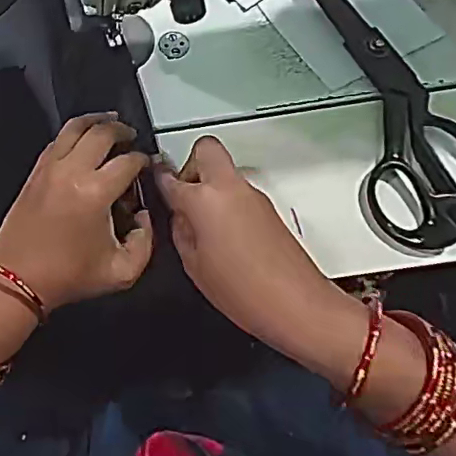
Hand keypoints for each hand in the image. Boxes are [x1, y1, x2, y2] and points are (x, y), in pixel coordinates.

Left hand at [0, 113, 154, 310]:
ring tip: (109, 121)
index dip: (144, 159)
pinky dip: (72, 133)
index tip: (148, 164)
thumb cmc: (68, 275)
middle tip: (131, 136)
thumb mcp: (121, 271)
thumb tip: (144, 217)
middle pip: (101, 132)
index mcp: (95, 192)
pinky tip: (81, 139)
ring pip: (73, 127)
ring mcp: (49, 168)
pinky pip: (56, 141)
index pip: (128, 161)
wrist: (18, 277)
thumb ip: (145, 242)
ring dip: (95, 121)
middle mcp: (71, 171)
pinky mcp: (35, 172)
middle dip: (122, 130)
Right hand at [156, 136, 345, 349]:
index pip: (171, 177)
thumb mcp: (193, 264)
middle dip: (190, 165)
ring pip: (225, 172)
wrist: (298, 306)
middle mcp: (231, 189)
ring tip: (203, 222)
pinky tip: (223, 235)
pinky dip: (228, 203)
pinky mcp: (269, 209)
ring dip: (211, 186)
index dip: (160, 179)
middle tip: (183, 192)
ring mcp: (254, 196)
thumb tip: (179, 218)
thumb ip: (181, 231)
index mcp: (204, 200)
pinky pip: (240, 193)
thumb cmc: (248, 291)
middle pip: (206, 149)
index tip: (157, 181)